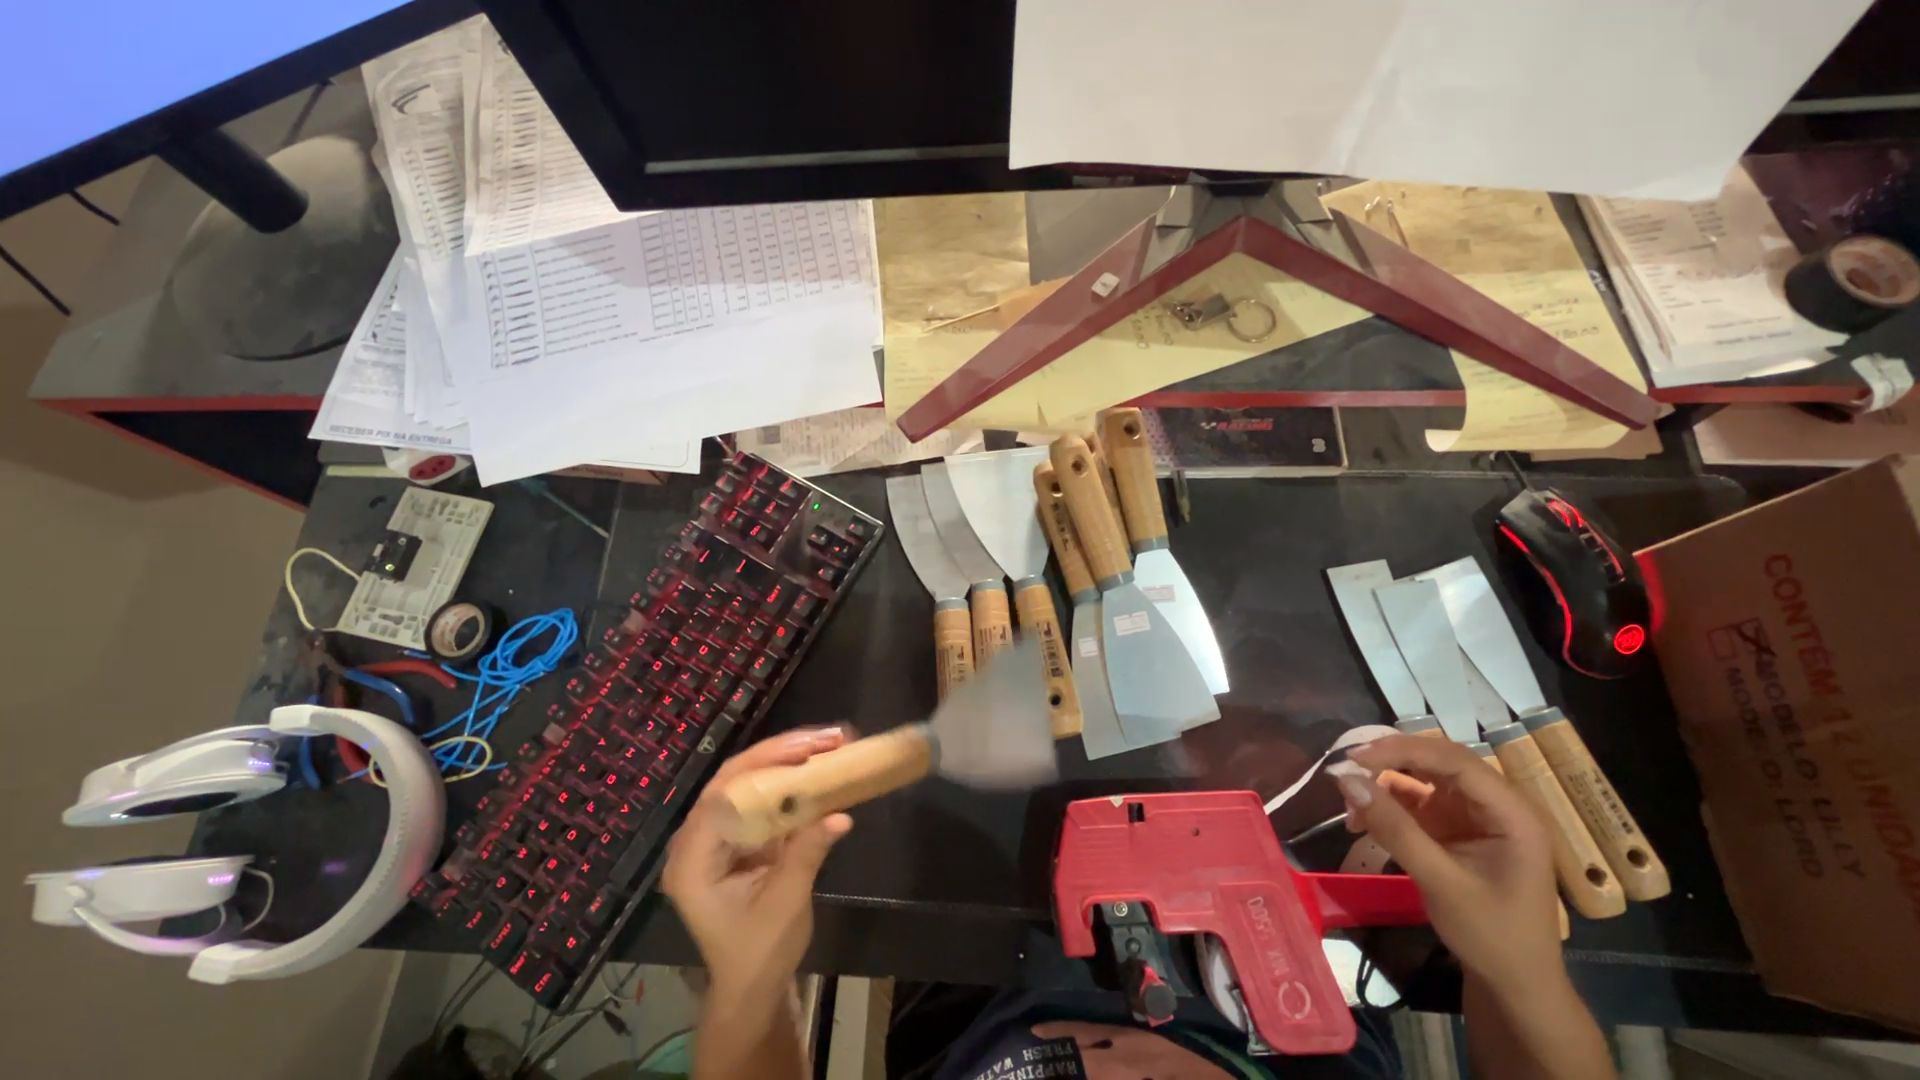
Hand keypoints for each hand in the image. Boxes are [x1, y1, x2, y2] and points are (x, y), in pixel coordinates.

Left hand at [663, 727, 852, 996]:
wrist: (752, 988)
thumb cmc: (759, 953)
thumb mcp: (784, 904)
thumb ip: (806, 854)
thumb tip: (841, 813)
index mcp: (692, 859)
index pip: (722, 796)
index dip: (762, 766)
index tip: (806, 750)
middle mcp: (697, 840)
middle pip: (735, 780)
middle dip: (781, 754)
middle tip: (827, 737)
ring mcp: (717, 838)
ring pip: (749, 784)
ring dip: (788, 762)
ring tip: (830, 743)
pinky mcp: (738, 839)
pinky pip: (761, 800)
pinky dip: (790, 784)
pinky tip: (819, 769)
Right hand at [1339, 735, 1560, 987]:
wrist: (1513, 984)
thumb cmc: (1490, 934)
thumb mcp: (1439, 881)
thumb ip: (1394, 828)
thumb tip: (1345, 780)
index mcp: (1511, 812)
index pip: (1454, 760)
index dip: (1404, 750)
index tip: (1356, 757)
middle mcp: (1495, 805)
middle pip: (1439, 762)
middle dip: (1390, 761)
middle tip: (1345, 769)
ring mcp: (1474, 816)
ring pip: (1423, 779)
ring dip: (1384, 784)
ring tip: (1349, 804)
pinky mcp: (1455, 830)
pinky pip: (1417, 803)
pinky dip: (1387, 806)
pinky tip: (1360, 820)